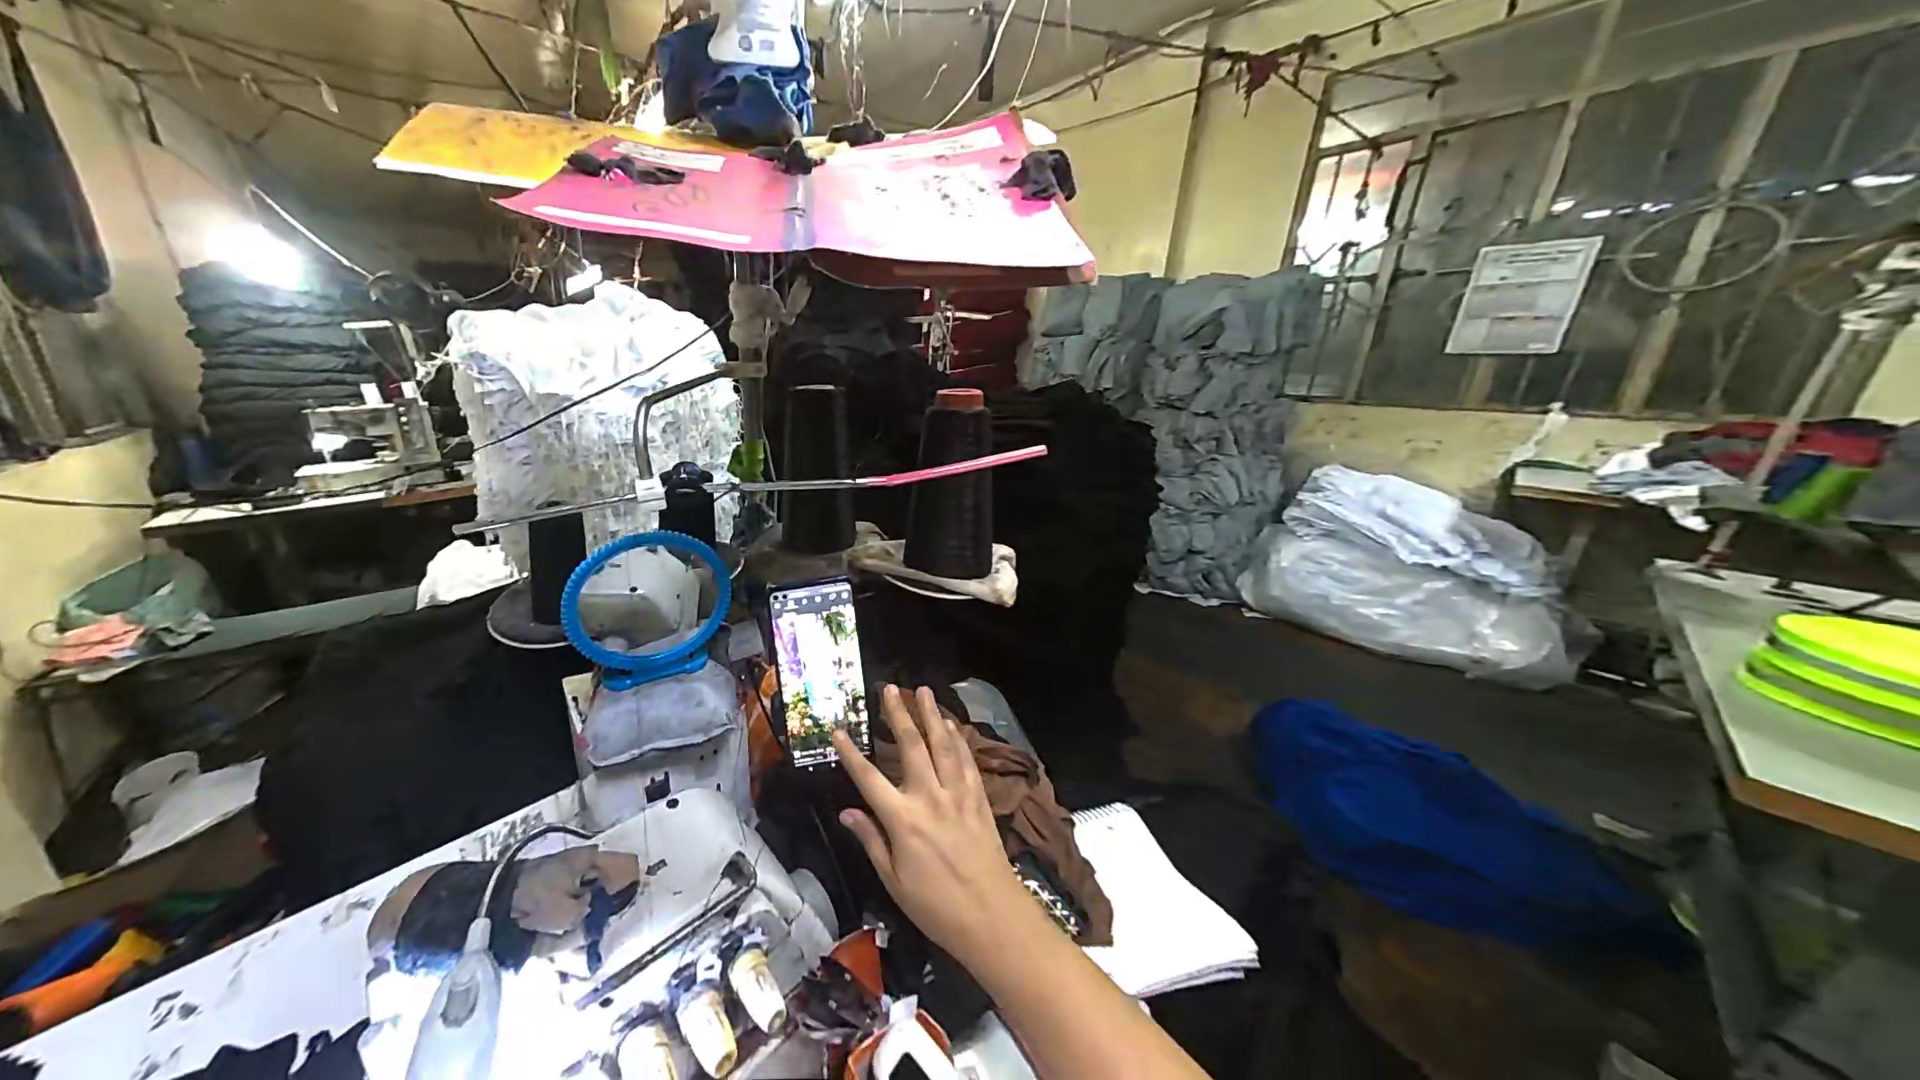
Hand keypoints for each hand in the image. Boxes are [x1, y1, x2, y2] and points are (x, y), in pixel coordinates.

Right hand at [834, 685, 1042, 967]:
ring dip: (932, 715)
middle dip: (899, 714)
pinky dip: (958, 739)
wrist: (991, 915)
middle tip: (890, 689)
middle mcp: (930, 797)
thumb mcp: (893, 880)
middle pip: (911, 746)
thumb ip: (870, 840)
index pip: (869, 778)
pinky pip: (966, 760)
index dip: (851, 753)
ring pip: (942, 744)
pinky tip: (952, 725)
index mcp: (902, 820)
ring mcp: (958, 794)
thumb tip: (847, 812)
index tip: (838, 730)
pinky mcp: (979, 798)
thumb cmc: (935, 905)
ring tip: (923, 691)